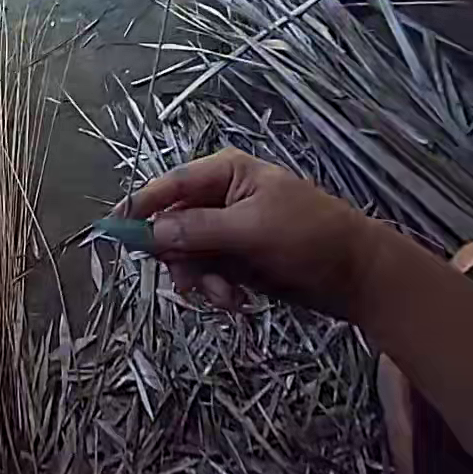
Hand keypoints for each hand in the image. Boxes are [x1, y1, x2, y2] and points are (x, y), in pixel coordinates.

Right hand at [115, 147, 381, 317]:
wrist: (357, 273)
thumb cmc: (308, 234)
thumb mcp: (251, 228)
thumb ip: (198, 229)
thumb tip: (150, 232)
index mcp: (225, 173)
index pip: (171, 184)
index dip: (141, 205)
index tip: (114, 228)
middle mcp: (221, 197)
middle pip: (173, 224)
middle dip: (180, 256)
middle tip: (190, 282)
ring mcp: (228, 228)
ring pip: (188, 253)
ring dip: (200, 279)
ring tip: (227, 297)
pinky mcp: (236, 256)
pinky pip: (207, 272)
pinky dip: (216, 288)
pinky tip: (238, 300)